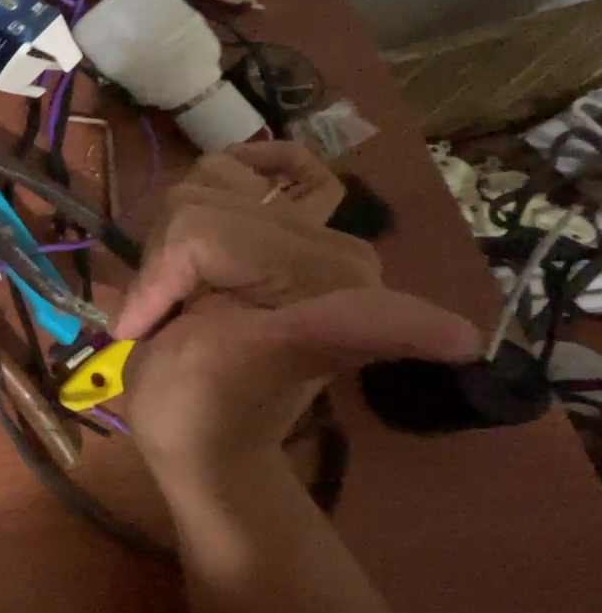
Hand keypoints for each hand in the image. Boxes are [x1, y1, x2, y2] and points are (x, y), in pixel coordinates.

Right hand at [112, 143, 480, 485]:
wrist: (194, 438)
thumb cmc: (195, 406)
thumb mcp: (244, 366)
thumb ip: (337, 329)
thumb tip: (463, 339)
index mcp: (328, 278)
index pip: (200, 227)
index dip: (159, 275)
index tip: (148, 327)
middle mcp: (335, 251)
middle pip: (205, 200)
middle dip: (164, 256)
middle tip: (164, 313)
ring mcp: (311, 245)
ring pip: (213, 184)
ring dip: (172, 236)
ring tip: (175, 291)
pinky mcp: (290, 245)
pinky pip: (280, 176)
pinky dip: (250, 174)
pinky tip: (231, 193)